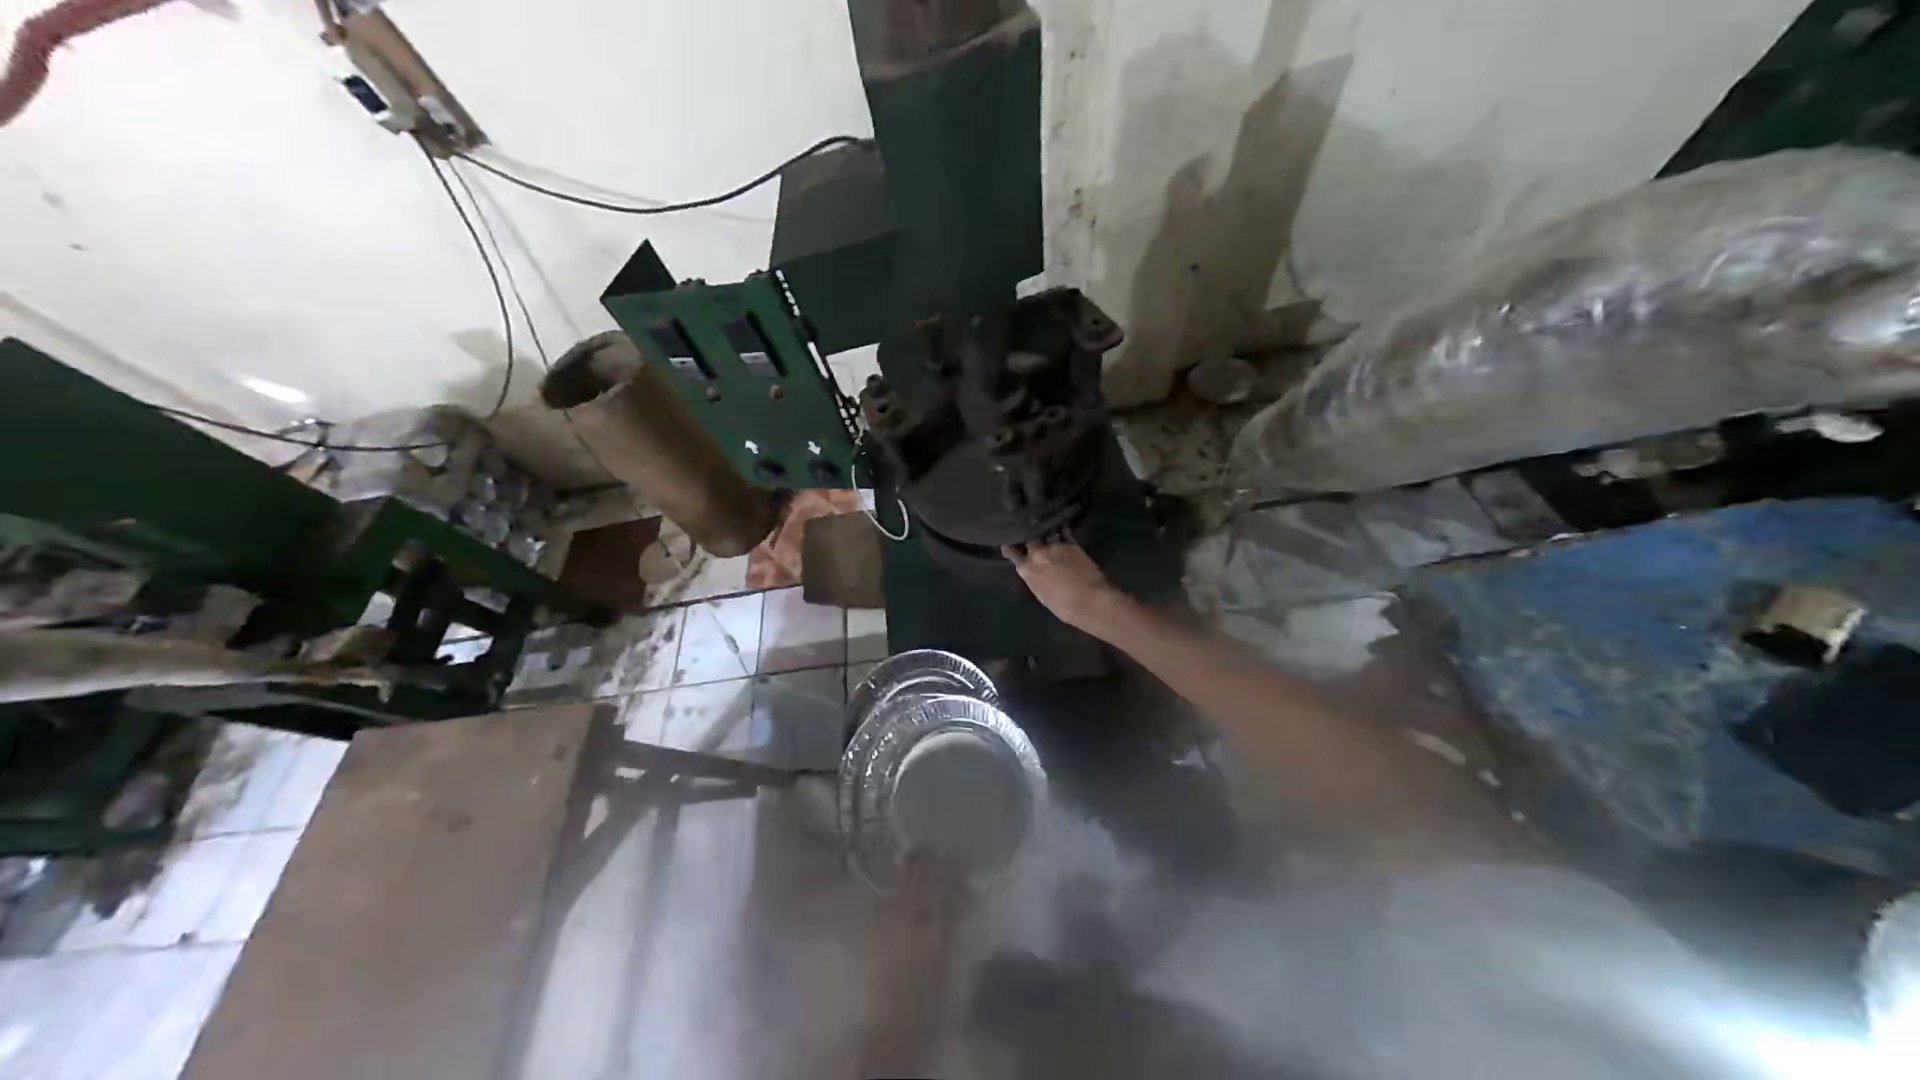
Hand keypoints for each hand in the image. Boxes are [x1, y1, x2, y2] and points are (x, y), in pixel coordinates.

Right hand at [1002, 540, 1131, 633]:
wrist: (1090, 599)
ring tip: (1043, 526)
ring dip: (1043, 531)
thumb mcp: (1041, 594)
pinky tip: (1060, 529)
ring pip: (1044, 532)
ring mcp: (1054, 545)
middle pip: (1028, 537)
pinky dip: (1060, 531)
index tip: (1010, 542)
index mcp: (1026, 568)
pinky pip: (1062, 532)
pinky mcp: (1071, 542)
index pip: (1010, 550)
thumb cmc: (1064, 606)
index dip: (1009, 545)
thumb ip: (1033, 577)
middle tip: (1028, 532)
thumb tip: (1032, 569)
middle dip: (1027, 535)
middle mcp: (1037, 552)